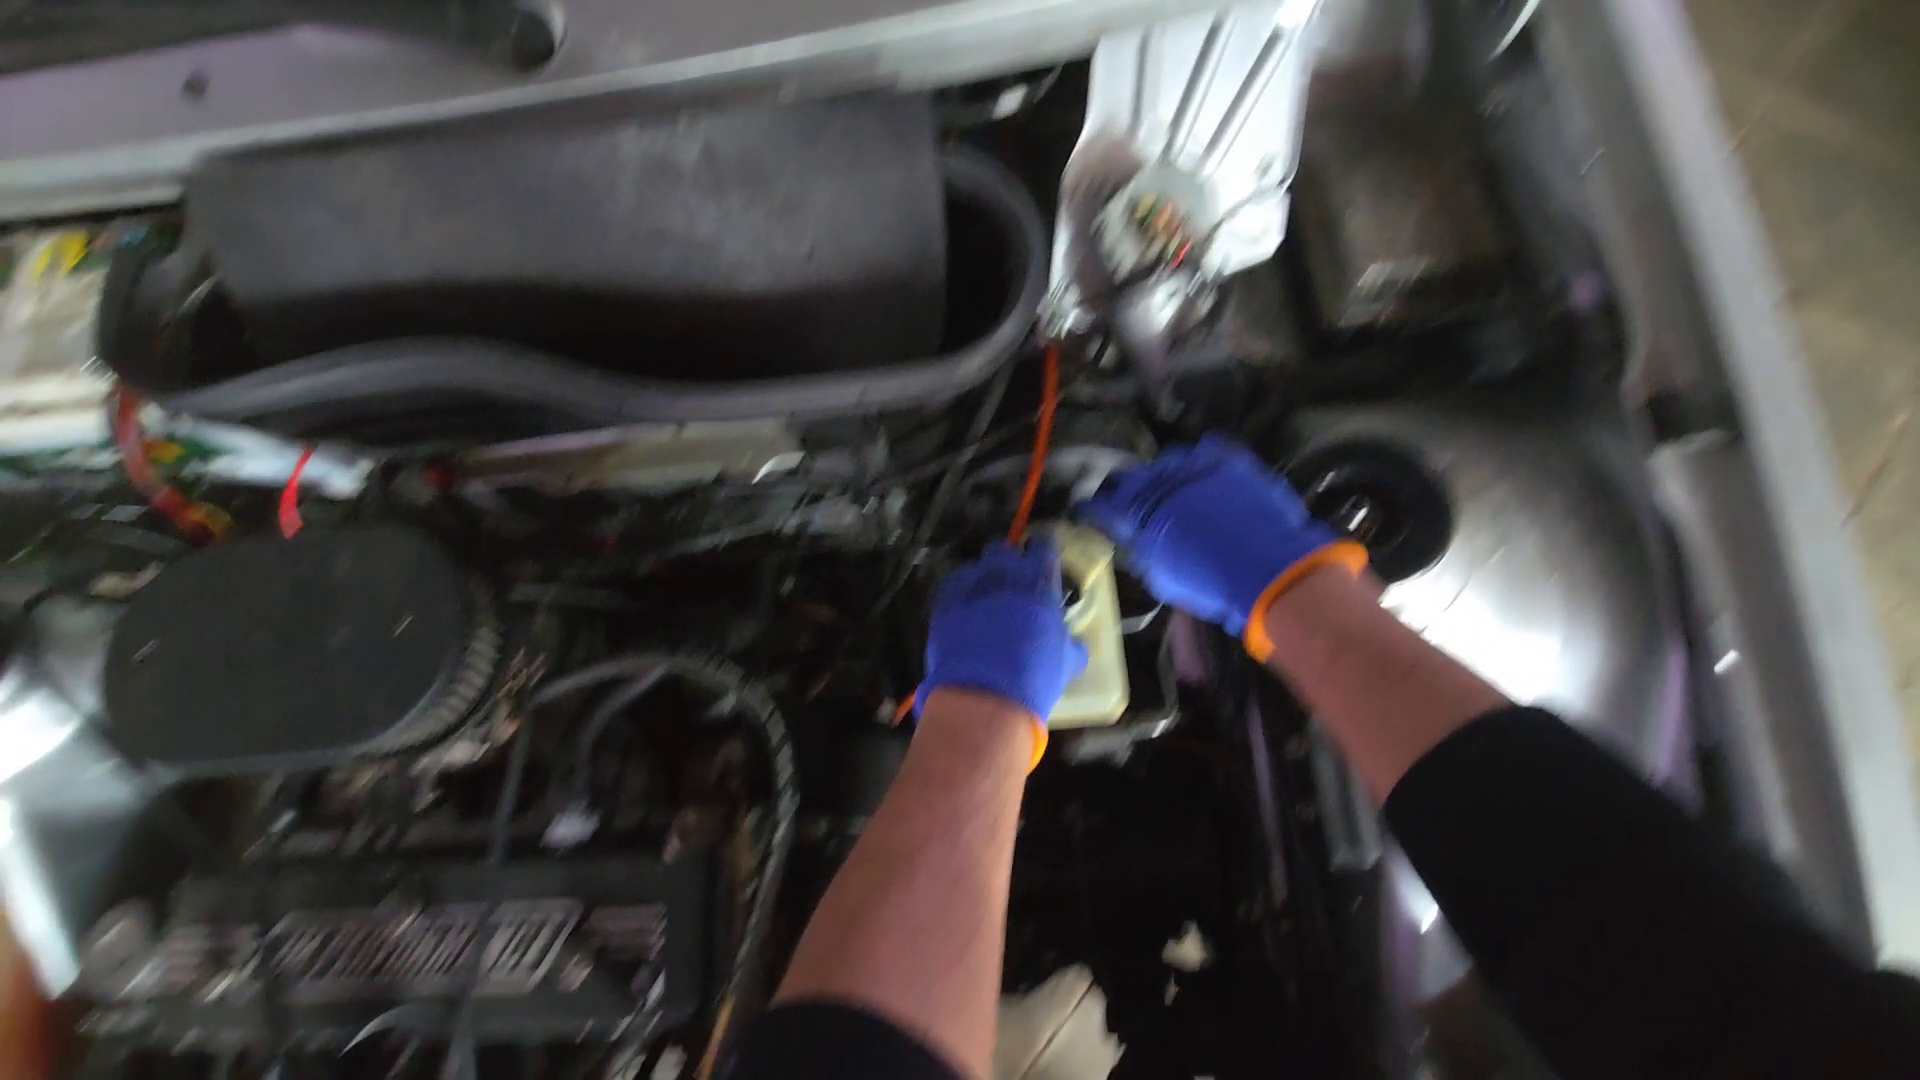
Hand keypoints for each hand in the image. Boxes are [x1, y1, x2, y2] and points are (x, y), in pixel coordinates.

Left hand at [922, 540, 1088, 722]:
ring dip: (980, 580)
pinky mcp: (944, 601)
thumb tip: (1073, 644)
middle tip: (1010, 583)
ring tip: (983, 602)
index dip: (1044, 550)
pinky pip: (951, 587)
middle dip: (1006, 562)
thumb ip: (1070, 644)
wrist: (985, 694)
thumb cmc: (1035, 675)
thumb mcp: (1066, 661)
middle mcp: (1005, 573)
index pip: (1045, 545)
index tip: (1044, 559)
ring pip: (974, 567)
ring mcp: (971, 584)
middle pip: (1003, 550)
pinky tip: (962, 613)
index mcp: (1040, 581)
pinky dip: (958, 595)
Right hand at [1078, 435, 1367, 637]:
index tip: (1086, 513)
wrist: (1266, 567)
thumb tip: (1139, 543)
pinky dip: (1203, 459)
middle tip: (1127, 503)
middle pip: (1126, 478)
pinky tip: (1206, 471)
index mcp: (1132, 515)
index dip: (1089, 510)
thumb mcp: (1162, 579)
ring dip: (1163, 475)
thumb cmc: (1208, 585)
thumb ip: (1144, 553)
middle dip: (1122, 490)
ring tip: (1171, 487)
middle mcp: (1154, 482)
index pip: (1097, 506)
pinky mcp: (1226, 459)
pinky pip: (1207, 448)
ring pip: (1165, 461)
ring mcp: (1191, 465)